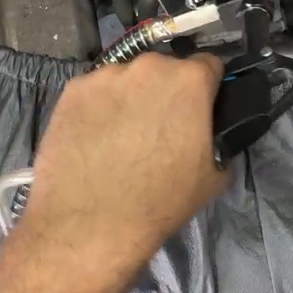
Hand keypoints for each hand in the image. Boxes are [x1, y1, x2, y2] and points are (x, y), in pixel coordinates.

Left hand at [19, 53, 226, 278]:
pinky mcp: (73, 90)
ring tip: (122, 135)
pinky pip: (95, 91)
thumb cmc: (160, 201)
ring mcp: (107, 75)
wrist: (89, 226)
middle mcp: (149, 66)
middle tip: (160, 127)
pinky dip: (99, 107)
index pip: (209, 65)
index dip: (207, 87)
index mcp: (190, 80)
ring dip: (131, 97)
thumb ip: (219, 137)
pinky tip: (95, 138)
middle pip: (165, 69)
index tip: (200, 109)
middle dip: (166, 91)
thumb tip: (211, 130)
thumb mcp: (213, 174)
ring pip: (128, 78)